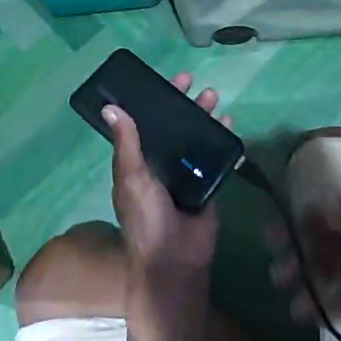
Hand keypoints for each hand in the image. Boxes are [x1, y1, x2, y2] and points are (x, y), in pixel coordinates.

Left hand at [102, 73, 228, 306]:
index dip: (154, 102)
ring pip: (196, 137)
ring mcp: (186, 174)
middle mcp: (161, 164)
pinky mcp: (208, 184)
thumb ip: (126, 144)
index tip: (165, 81)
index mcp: (139, 161)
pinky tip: (230, 124)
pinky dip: (222, 140)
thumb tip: (110, 107)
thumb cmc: (146, 218)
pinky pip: (216, 157)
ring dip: (204, 117)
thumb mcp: (132, 178)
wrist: (177, 260)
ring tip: (214, 97)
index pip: (145, 123)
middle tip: (195, 82)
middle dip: (184, 104)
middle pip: (174, 126)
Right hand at [273, 205, 340, 333]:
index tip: (276, 234)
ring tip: (293, 306)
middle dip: (301, 259)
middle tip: (277, 273)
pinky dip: (331, 305)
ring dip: (312, 287)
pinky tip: (313, 317)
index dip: (301, 224)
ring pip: (334, 274)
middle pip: (327, 247)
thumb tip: (317, 202)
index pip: (327, 218)